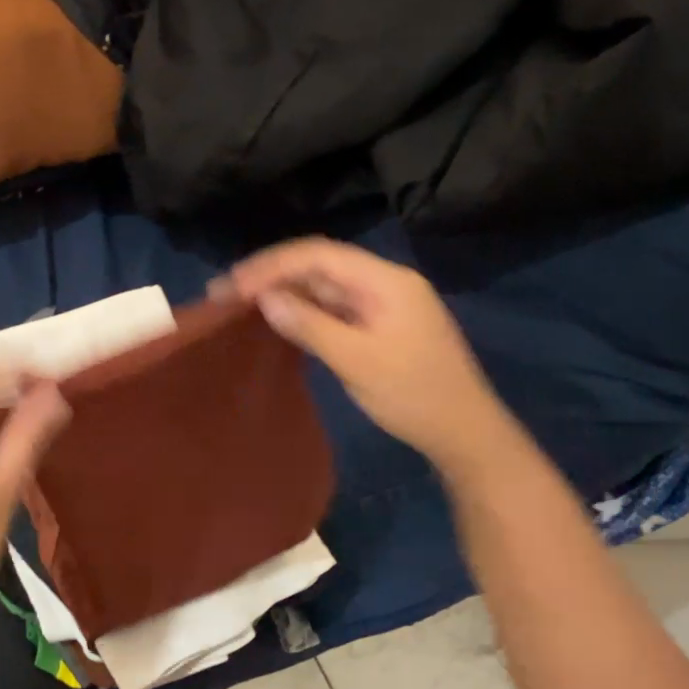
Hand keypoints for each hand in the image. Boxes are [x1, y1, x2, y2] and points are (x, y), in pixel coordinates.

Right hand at [214, 237, 513, 469]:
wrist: (464, 433)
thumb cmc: (414, 395)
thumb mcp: (357, 361)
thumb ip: (310, 325)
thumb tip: (266, 299)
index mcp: (386, 281)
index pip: (318, 256)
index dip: (271, 265)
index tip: (233, 285)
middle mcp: (383, 284)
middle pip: (319, 267)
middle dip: (271, 276)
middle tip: (225, 293)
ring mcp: (381, 306)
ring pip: (323, 288)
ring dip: (283, 293)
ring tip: (239, 304)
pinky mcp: (378, 328)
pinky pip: (332, 310)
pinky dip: (301, 312)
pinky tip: (275, 321)